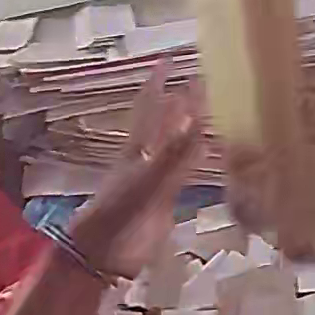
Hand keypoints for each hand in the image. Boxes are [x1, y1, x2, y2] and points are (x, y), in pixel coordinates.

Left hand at [66, 57, 202, 278]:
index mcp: (138, 148)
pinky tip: (211, 148)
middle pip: (167, 122)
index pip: (151, 108)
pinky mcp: (168, 196)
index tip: (168, 60)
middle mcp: (149, 157)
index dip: (158, 83)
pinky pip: (188, 168)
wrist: (103, 255)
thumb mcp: (145, 181)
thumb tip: (193, 118)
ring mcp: (158, 176)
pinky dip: (200, 156)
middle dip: (181, 100)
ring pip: (179, 144)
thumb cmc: (117, 214)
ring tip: (209, 106)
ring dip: (193, 126)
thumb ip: (172, 153)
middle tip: (199, 78)